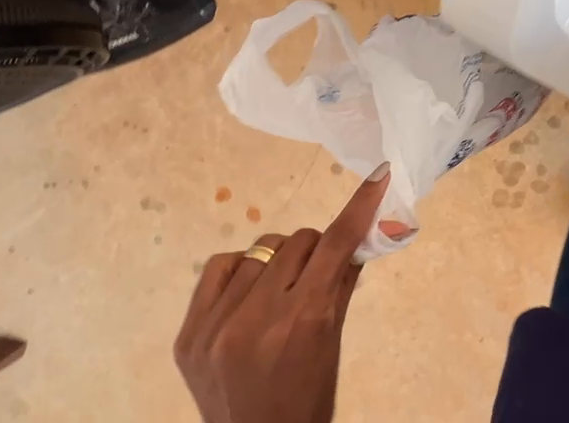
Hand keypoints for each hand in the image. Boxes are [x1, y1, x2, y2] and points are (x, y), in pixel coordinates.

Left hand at [174, 164, 409, 422]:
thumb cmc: (310, 393)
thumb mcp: (336, 337)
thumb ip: (345, 279)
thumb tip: (366, 229)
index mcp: (302, 321)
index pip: (336, 245)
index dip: (360, 206)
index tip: (379, 174)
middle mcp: (256, 318)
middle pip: (300, 241)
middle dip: (318, 248)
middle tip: (319, 272)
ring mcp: (216, 327)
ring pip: (263, 249)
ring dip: (282, 259)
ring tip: (282, 288)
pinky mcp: (189, 335)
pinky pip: (220, 266)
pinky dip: (243, 268)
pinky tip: (250, 291)